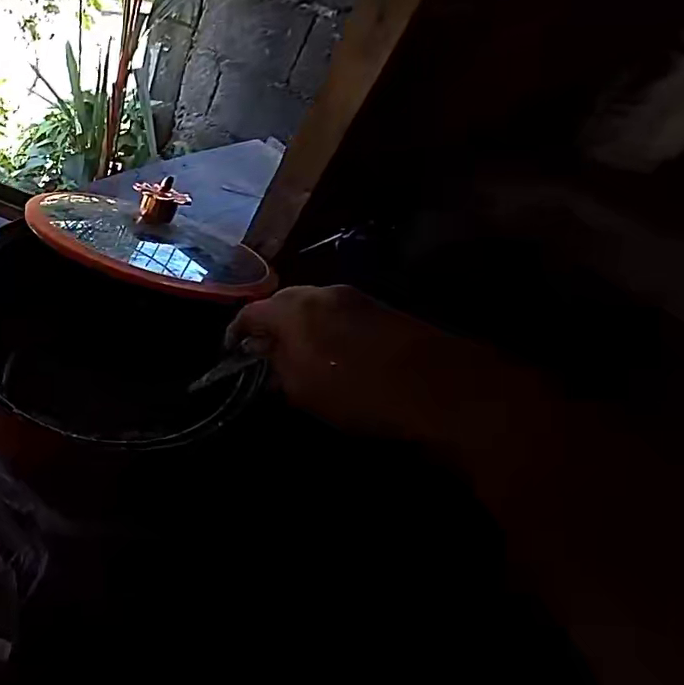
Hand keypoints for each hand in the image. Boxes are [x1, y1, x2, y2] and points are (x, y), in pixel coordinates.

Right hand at [227, 285, 521, 442]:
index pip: (248, 313)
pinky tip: (336, 356)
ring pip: (312, 307)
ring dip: (300, 328)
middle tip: (263, 355)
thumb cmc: (362, 392)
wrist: (453, 392)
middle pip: (280, 304)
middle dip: (268, 327)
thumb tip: (263, 354)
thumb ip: (273, 366)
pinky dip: (328, 331)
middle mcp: (322, 292)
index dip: (234, 335)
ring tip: (299, 357)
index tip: (230, 354)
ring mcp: (358, 298)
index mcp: (294, 308)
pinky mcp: (386, 311)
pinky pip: (340, 315)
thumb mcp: (301, 389)